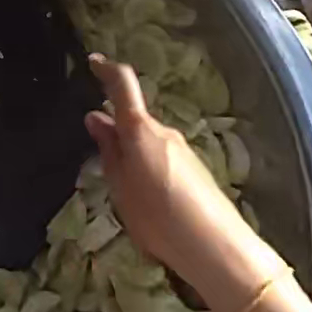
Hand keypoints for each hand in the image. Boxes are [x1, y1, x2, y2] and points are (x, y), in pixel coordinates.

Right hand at [82, 54, 289, 311]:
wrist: (218, 249)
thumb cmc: (158, 216)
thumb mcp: (120, 186)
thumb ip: (108, 150)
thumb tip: (95, 116)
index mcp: (139, 128)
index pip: (122, 84)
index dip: (107, 69)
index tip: (93, 62)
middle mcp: (163, 131)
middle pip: (135, 121)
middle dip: (119, 134)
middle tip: (105, 164)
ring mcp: (182, 150)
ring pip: (149, 143)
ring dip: (136, 158)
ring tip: (130, 198)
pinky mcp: (196, 171)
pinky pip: (164, 160)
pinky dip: (152, 173)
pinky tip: (154, 207)